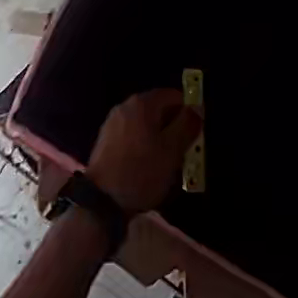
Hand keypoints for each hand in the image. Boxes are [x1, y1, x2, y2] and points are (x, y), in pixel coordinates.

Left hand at [87, 89, 201, 212]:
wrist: (101, 201)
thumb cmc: (142, 172)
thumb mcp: (173, 149)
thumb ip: (188, 124)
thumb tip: (197, 108)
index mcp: (143, 103)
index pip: (174, 96)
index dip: (189, 111)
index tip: (194, 133)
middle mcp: (125, 106)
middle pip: (159, 109)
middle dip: (174, 125)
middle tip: (183, 149)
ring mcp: (113, 123)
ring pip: (146, 124)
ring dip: (159, 137)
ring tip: (166, 160)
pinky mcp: (105, 140)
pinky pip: (132, 135)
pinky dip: (144, 144)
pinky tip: (146, 165)